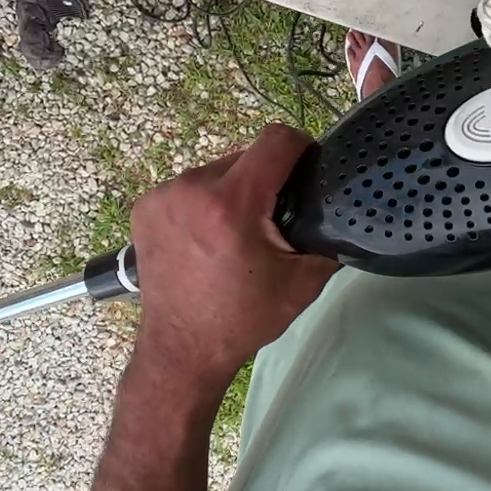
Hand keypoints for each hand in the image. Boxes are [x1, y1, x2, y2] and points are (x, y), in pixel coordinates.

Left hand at [127, 124, 339, 388]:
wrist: (181, 350)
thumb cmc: (243, 318)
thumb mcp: (303, 282)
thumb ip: (330, 239)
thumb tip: (344, 211)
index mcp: (231, 204)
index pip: (276, 139)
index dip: (301, 147)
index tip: (308, 167)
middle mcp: (192, 189)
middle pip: (247, 156)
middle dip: (265, 179)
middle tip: (272, 218)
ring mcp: (163, 195)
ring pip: (218, 170)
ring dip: (234, 189)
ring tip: (238, 230)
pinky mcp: (145, 205)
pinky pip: (190, 186)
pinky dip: (205, 201)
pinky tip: (208, 235)